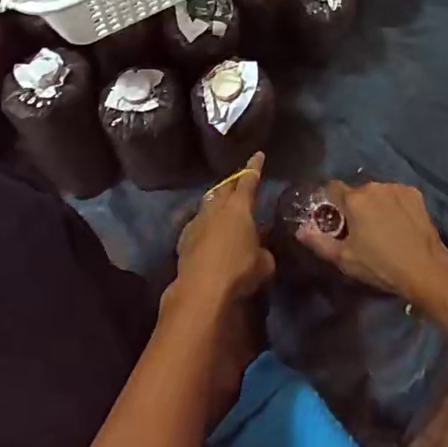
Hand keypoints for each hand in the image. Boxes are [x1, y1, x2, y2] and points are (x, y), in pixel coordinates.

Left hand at [172, 152, 274, 311]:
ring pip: (208, 203)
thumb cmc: (239, 270)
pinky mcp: (183, 240)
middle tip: (241, 178)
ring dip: (216, 200)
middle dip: (234, 181)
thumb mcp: (264, 263)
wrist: (200, 292)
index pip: (249, 180)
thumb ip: (264, 251)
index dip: (254, 167)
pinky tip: (207, 231)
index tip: (258, 155)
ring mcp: (197, 223)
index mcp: (239, 207)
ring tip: (222, 202)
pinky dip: (204, 223)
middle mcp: (216, 208)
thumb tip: (261, 251)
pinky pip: (196, 223)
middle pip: (225, 187)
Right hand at [296, 180, 447, 304]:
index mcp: (354, 199)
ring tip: (383, 228)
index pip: (333, 188)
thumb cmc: (380, 265)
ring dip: (376, 204)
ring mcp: (397, 187)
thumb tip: (300, 230)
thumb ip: (319, 242)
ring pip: (378, 192)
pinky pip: (397, 195)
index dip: (330, 202)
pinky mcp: (415, 193)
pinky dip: (395, 205)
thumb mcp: (345, 259)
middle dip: (355, 206)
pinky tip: (400, 224)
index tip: (334, 217)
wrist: (424, 267)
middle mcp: (375, 186)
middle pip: (357, 192)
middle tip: (360, 230)